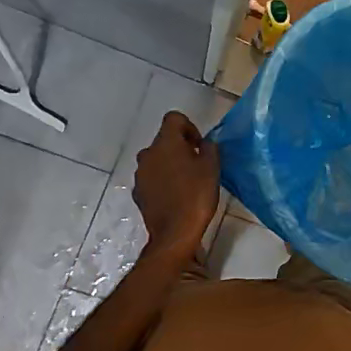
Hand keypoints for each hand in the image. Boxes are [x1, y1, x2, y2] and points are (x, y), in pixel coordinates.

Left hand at [133, 111, 219, 258]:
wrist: (175, 232)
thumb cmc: (196, 195)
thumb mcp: (212, 168)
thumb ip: (209, 148)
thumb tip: (204, 143)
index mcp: (166, 143)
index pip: (174, 118)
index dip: (189, 126)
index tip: (199, 145)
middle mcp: (148, 154)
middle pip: (164, 140)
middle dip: (180, 147)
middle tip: (197, 164)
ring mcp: (140, 174)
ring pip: (157, 160)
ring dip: (170, 164)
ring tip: (186, 182)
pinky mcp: (138, 192)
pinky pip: (152, 178)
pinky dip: (162, 181)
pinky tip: (175, 196)